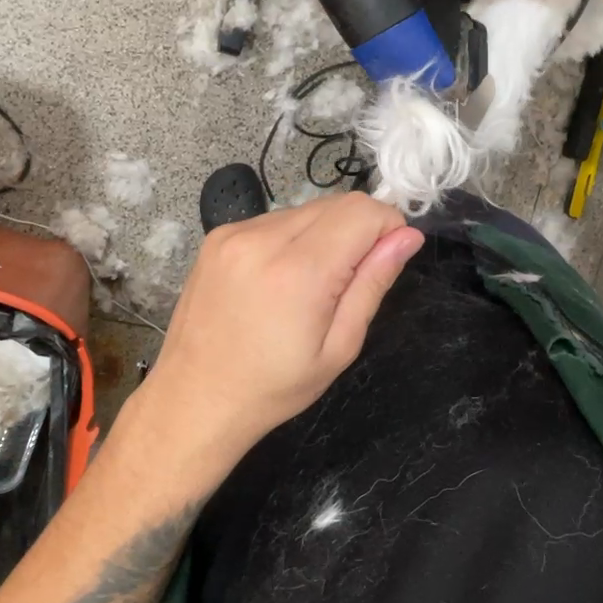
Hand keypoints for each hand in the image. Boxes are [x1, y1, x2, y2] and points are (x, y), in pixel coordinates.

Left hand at [133, 194, 423, 468]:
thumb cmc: (274, 387)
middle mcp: (262, 239)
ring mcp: (234, 233)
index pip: (363, 211)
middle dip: (360, 231)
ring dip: (326, 234)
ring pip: (307, 209)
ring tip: (313, 286)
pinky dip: (294, 238)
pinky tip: (283, 280)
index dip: (388, 227)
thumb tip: (408, 237)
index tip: (387, 260)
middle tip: (351, 282)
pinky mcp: (218, 236)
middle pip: (337, 203)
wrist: (194, 399)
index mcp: (298, 272)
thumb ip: (373, 284)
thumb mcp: (339, 347)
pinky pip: (276, 220)